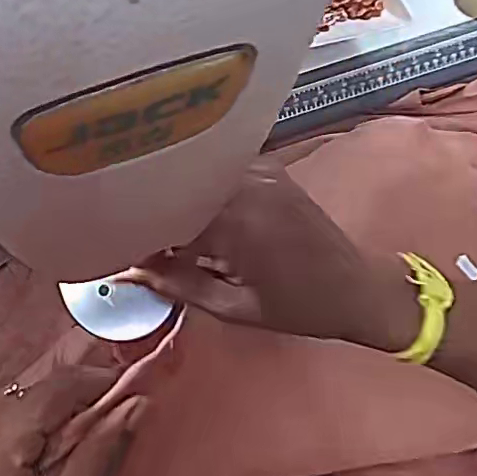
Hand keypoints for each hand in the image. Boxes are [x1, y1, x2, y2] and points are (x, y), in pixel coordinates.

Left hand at [0, 367, 144, 475]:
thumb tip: (136, 404)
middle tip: (119, 419)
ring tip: (91, 438)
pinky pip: (7, 412)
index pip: (58, 387)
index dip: (101, 381)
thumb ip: (100, 453)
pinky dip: (36, 422)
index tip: (137, 390)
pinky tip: (53, 450)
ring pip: (25, 397)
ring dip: (61, 410)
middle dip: (83, 397)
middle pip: (40, 388)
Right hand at [124, 158, 419, 351]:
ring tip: (157, 224)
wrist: (359, 287)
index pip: (168, 214)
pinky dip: (199, 191)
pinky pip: (219, 173)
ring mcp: (261, 170)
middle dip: (152, 210)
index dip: (138, 232)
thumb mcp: (234, 307)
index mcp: (239, 222)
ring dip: (175, 198)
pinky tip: (190, 211)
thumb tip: (130, 272)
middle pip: (179, 187)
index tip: (117, 249)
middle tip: (131, 236)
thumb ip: (179, 285)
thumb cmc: (299, 307)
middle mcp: (248, 184)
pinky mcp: (269, 168)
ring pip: (197, 176)